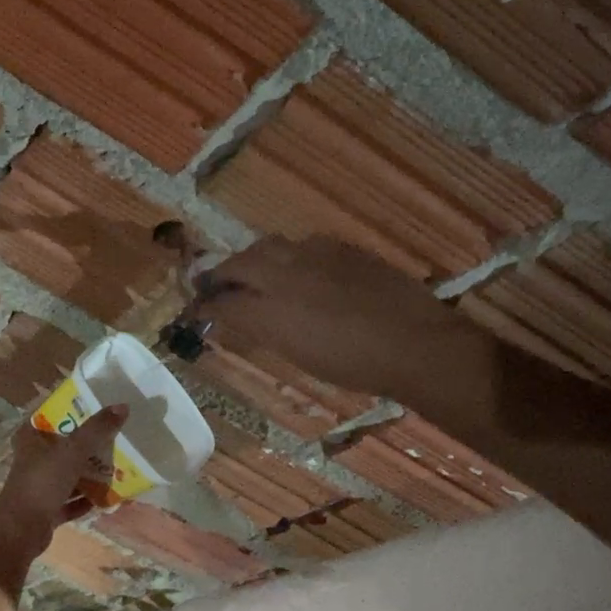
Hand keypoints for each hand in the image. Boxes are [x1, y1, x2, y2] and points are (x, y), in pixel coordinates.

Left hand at [0, 405, 129, 563]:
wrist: (20, 530)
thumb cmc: (42, 482)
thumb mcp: (72, 451)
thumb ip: (96, 429)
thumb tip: (122, 406)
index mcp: (30, 440)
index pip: (49, 418)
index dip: (70, 413)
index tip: (95, 410)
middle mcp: (31, 460)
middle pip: (63, 448)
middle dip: (87, 446)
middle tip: (115, 440)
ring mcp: (38, 486)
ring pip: (68, 475)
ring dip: (89, 475)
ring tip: (118, 469)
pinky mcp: (45, 510)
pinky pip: (70, 502)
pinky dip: (86, 500)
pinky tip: (108, 499)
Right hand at [196, 237, 488, 397]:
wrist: (416, 345)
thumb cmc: (352, 365)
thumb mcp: (296, 354)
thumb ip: (260, 329)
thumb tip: (233, 316)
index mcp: (269, 308)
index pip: (222, 300)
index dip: (203, 305)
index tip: (194, 311)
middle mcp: (286, 274)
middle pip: (239, 263)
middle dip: (220, 275)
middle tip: (212, 287)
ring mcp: (317, 256)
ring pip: (269, 247)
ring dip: (251, 260)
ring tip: (250, 274)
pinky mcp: (344, 250)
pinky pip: (303, 245)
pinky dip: (287, 256)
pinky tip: (296, 270)